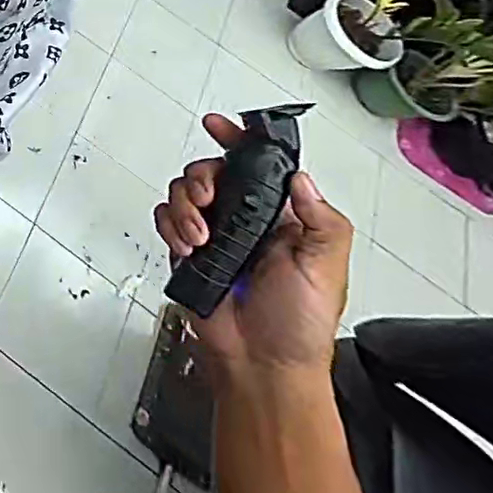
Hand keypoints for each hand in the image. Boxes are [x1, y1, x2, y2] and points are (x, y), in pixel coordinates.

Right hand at [155, 114, 353, 379]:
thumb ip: (322, 221)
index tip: (220, 126)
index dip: (238, 139)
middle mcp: (243, 219)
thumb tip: (301, 179)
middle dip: (202, 175)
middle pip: (210, 170)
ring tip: (200, 234)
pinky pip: (166, 219)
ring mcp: (214, 234)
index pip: (257, 165)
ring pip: (183, 191)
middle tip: (207, 196)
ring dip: (184, 204)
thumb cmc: (299, 326)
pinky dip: (170, 225)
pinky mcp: (188, 251)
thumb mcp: (326, 269)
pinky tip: (186, 246)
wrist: (260, 367)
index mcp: (279, 216)